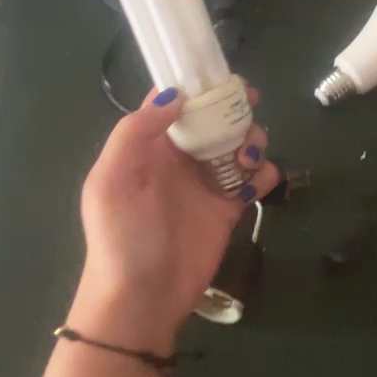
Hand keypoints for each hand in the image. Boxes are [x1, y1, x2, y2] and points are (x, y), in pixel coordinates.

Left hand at [72, 86, 278, 351]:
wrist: (142, 298)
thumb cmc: (122, 237)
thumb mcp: (112, 180)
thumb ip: (136, 132)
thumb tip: (175, 95)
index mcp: (148, 146)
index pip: (173, 102)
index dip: (197, 85)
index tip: (223, 78)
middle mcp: (179, 158)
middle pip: (215, 118)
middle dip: (234, 112)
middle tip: (243, 121)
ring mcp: (206, 182)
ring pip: (239, 144)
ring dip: (251, 142)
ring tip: (245, 162)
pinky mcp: (228, 208)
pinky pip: (254, 180)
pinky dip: (264, 174)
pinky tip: (256, 184)